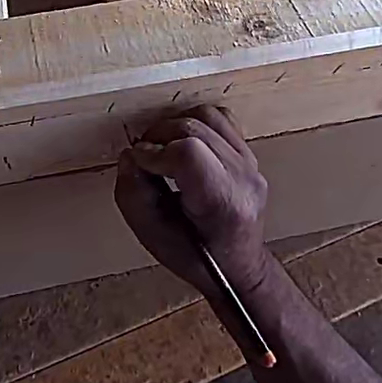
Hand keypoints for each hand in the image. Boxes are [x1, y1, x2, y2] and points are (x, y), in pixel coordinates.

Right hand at [114, 105, 271, 297]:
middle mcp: (243, 179)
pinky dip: (196, 123)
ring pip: (207, 117)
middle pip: (194, 130)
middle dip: (158, 137)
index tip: (139, 163)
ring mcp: (250, 163)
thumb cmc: (195, 257)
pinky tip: (183, 142)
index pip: (189, 153)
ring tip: (161, 148)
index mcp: (223, 205)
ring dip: (175, 126)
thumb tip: (130, 156)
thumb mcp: (152, 236)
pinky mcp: (248, 153)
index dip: (154, 152)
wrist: (237, 265)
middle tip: (143, 158)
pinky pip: (221, 118)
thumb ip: (133, 194)